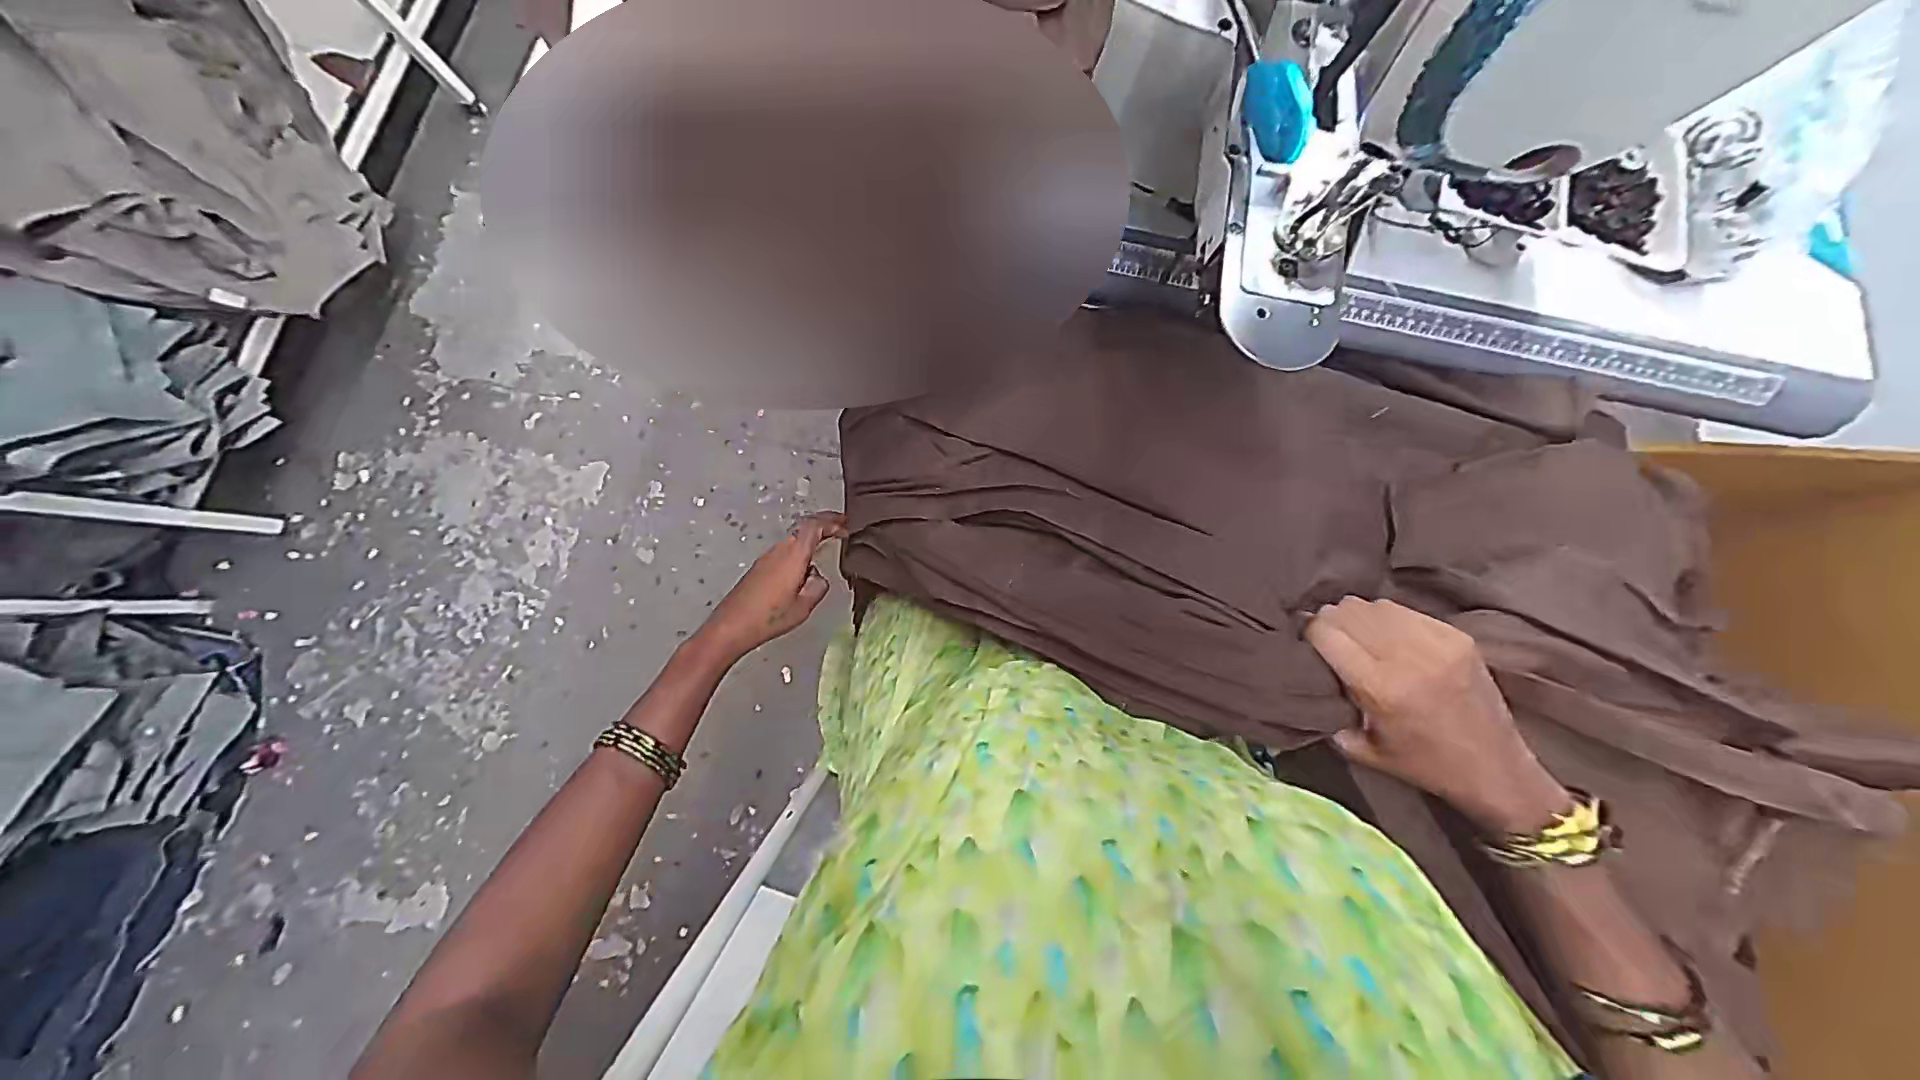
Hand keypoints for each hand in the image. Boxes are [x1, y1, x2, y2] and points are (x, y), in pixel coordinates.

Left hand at [692, 511, 847, 662]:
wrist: (731, 626)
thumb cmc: (768, 617)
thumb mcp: (804, 606)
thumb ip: (818, 586)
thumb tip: (818, 577)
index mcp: (793, 555)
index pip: (814, 526)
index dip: (832, 521)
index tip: (846, 525)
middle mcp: (779, 550)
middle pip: (804, 529)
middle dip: (824, 526)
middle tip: (841, 530)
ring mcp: (767, 558)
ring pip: (794, 541)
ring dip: (811, 541)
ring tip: (826, 550)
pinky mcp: (759, 568)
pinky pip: (785, 553)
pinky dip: (799, 553)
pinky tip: (804, 570)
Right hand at [1305, 597, 1570, 833]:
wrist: (1496, 770)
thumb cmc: (1421, 764)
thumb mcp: (1358, 746)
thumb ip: (1326, 705)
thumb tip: (1305, 669)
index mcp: (1381, 687)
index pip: (1326, 631)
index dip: (1308, 632)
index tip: (1305, 642)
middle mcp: (1409, 657)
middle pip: (1347, 611)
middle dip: (1330, 622)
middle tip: (1328, 640)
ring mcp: (1438, 643)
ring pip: (1373, 605)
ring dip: (1357, 617)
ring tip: (1357, 637)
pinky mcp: (1458, 636)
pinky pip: (1403, 610)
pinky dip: (1386, 619)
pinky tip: (1388, 638)